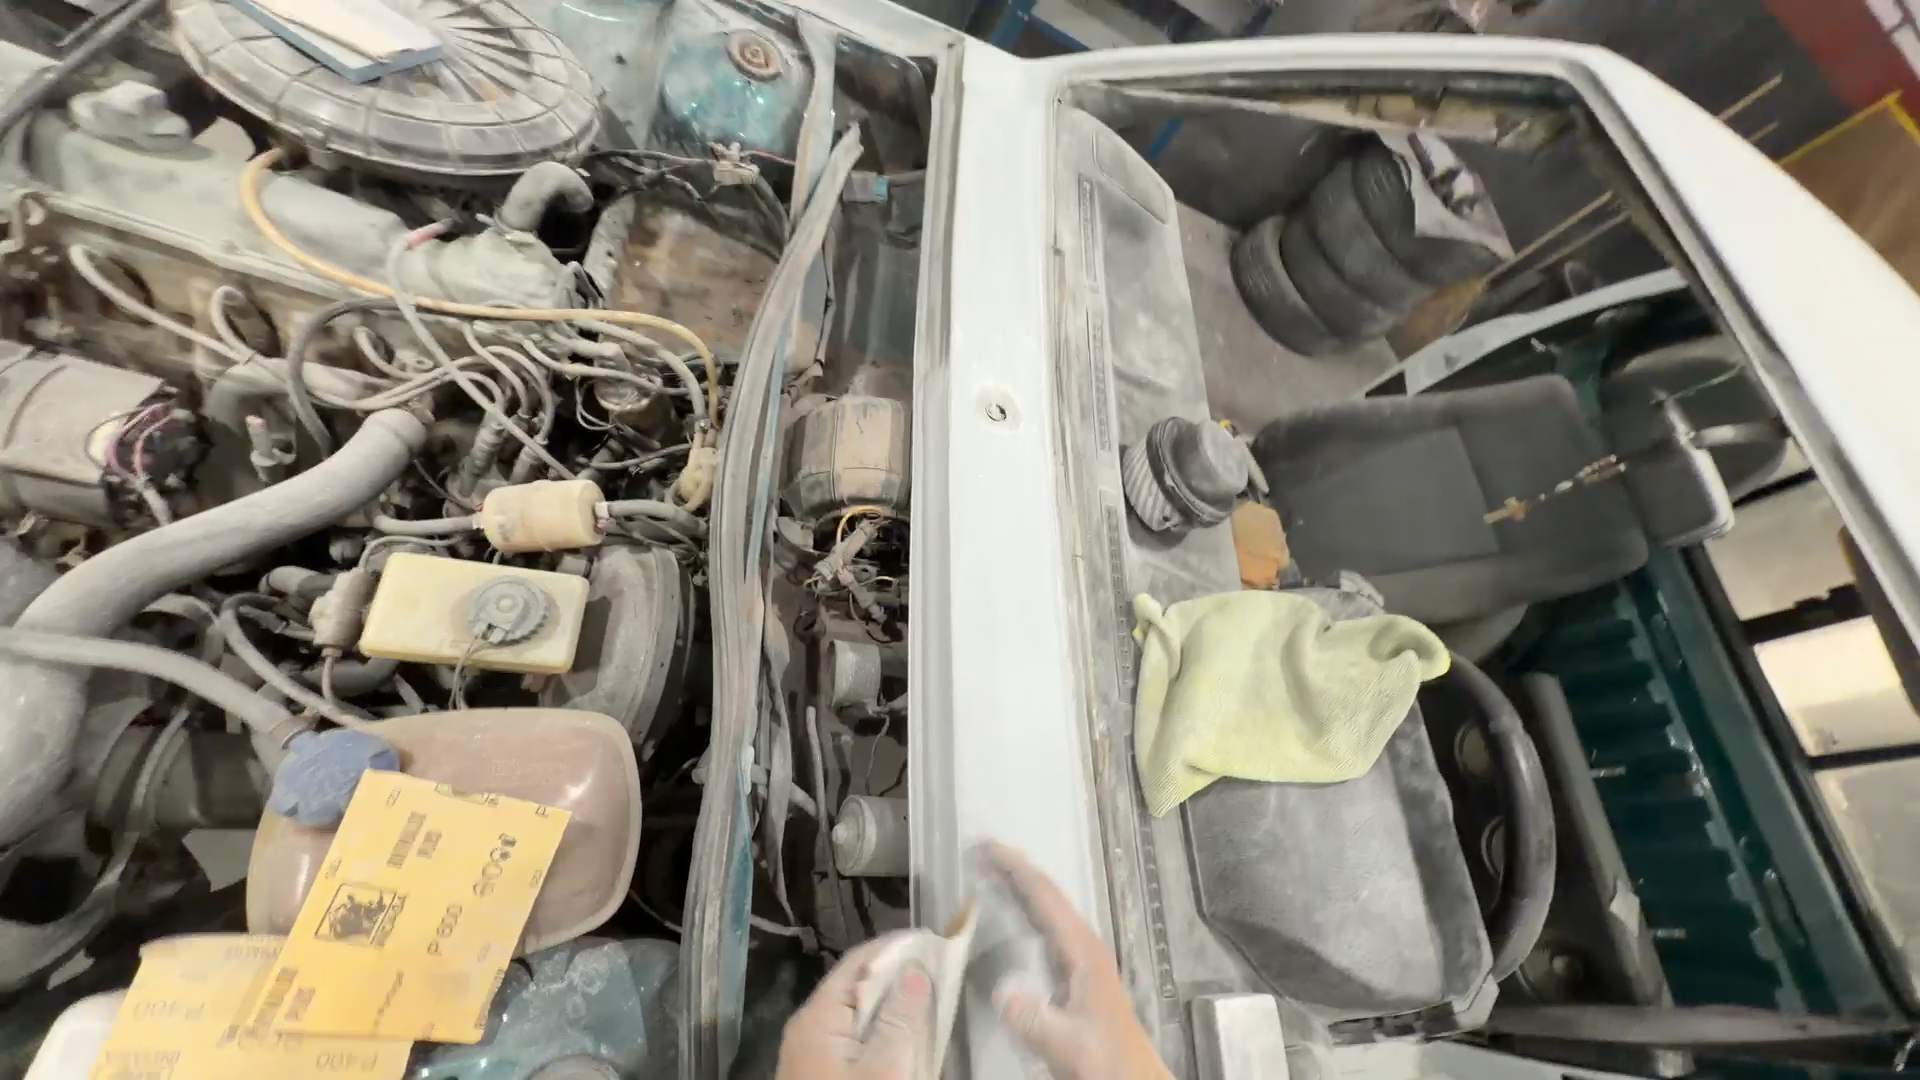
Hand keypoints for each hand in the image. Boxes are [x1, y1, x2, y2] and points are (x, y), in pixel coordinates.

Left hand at [776, 935, 933, 1079]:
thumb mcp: (883, 1072)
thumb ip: (900, 1018)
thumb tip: (915, 968)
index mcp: (818, 1016)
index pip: (859, 961)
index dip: (896, 947)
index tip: (934, 941)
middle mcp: (810, 1026)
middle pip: (857, 985)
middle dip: (898, 974)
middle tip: (938, 969)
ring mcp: (812, 1054)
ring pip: (857, 1013)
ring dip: (892, 1004)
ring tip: (930, 997)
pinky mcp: (819, 1075)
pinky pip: (853, 1039)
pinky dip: (880, 1032)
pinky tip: (905, 1037)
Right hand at [979, 841, 1172, 1079]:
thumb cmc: (1106, 1060)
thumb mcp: (1070, 1047)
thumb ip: (1036, 1022)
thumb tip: (999, 993)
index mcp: (1081, 949)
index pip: (1044, 896)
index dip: (1015, 869)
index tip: (987, 848)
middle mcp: (1081, 942)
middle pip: (1045, 893)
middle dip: (1013, 868)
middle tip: (978, 851)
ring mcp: (1079, 954)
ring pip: (1046, 906)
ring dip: (1018, 884)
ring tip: (987, 868)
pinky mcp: (1074, 968)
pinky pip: (1045, 923)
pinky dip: (1024, 906)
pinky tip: (1011, 908)